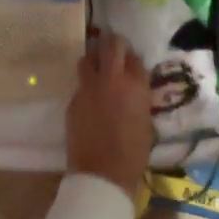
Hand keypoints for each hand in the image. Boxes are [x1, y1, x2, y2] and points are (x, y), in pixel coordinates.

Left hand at [66, 34, 153, 189]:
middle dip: (113, 45)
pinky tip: (91, 101)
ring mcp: (88, 88)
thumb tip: (132, 86)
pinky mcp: (73, 100)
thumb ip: (138, 96)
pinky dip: (86, 86)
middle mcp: (111, 79)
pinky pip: (80, 84)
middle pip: (110, 45)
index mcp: (135, 85)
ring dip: (94, 60)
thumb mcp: (145, 120)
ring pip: (87, 58)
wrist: (103, 174)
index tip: (131, 63)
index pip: (133, 56)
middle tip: (115, 52)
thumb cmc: (134, 152)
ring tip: (99, 71)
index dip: (131, 58)